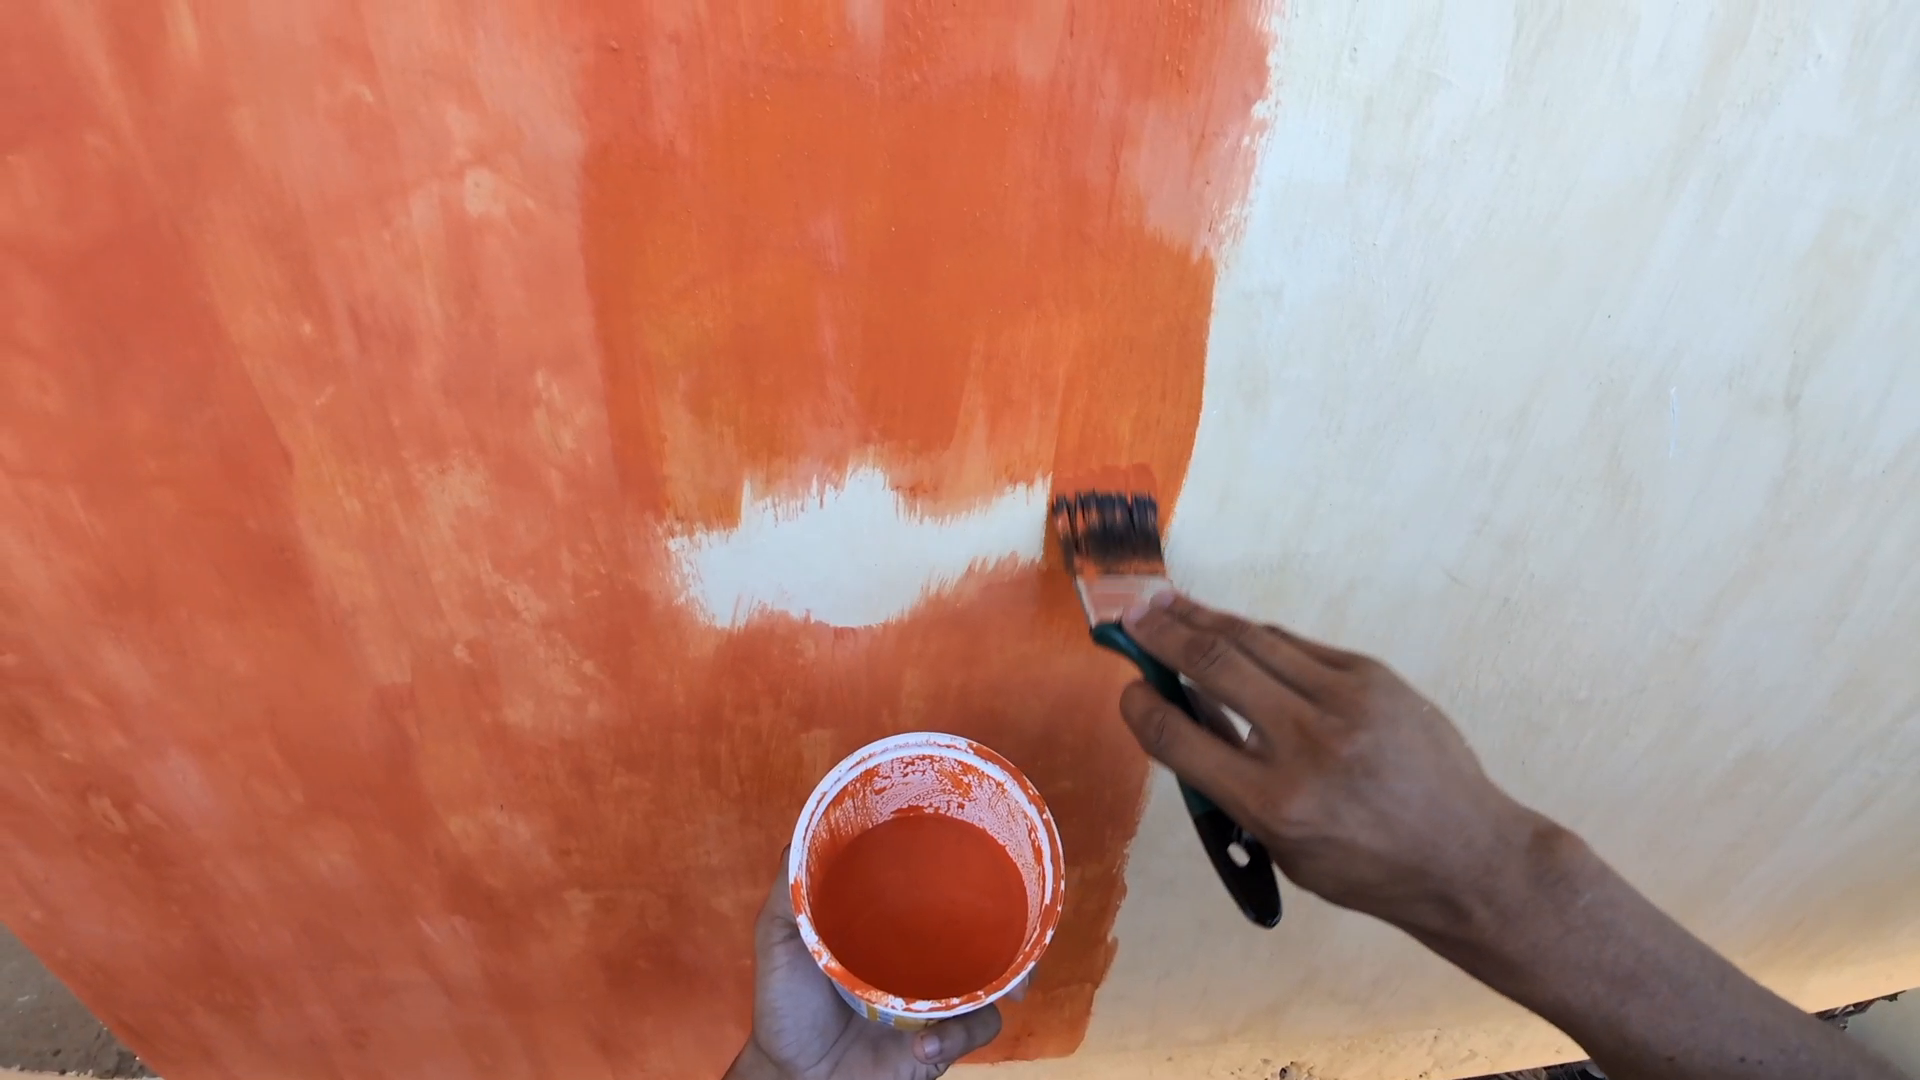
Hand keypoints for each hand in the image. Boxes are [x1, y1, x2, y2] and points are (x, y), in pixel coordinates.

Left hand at [726, 852, 1005, 1079]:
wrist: (796, 1077)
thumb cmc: (787, 1003)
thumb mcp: (778, 937)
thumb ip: (790, 891)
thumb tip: (802, 835)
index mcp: (892, 919)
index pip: (932, 881)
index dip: (955, 863)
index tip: (969, 842)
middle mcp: (921, 949)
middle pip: (977, 921)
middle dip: (1005, 916)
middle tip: (1011, 912)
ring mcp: (936, 993)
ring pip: (992, 974)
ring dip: (1000, 978)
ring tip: (1008, 986)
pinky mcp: (944, 1037)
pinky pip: (978, 1027)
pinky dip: (959, 1035)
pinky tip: (925, 1045)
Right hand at [1116, 592, 1551, 937]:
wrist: (1471, 857)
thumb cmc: (1364, 866)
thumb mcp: (1280, 846)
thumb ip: (1226, 779)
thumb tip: (1182, 707)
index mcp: (1274, 803)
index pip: (1180, 737)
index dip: (1142, 706)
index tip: (1128, 688)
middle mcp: (1305, 743)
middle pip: (1214, 665)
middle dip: (1162, 634)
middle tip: (1130, 615)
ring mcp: (1344, 700)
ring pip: (1251, 639)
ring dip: (1199, 616)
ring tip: (1165, 602)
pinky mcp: (1371, 674)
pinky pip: (1292, 644)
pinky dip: (1250, 635)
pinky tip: (1227, 627)